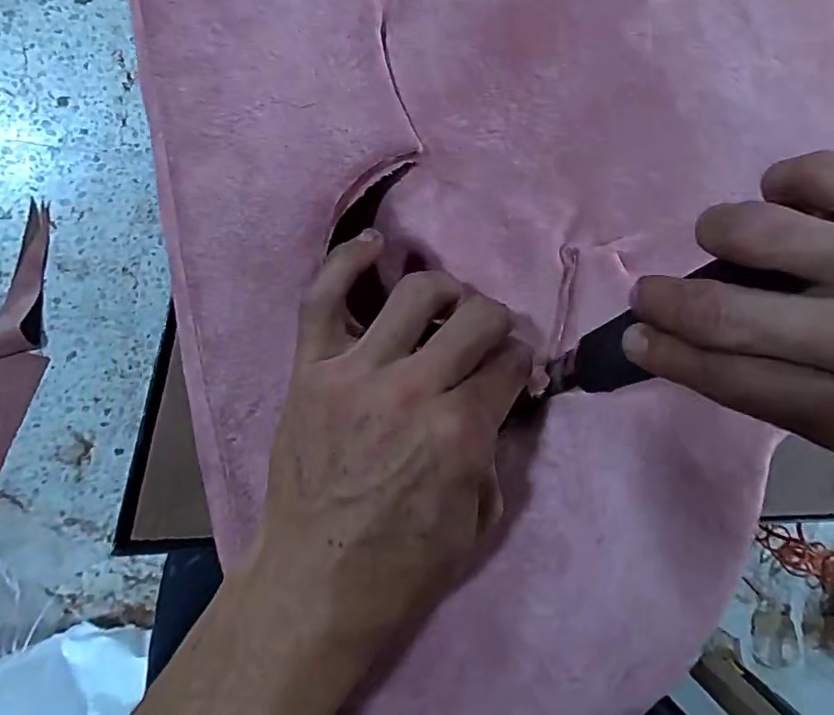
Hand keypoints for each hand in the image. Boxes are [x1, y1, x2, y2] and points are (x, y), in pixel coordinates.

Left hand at [252, 231, 531, 651]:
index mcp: (461, 430)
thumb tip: (504, 393)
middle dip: (495, 320)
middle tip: (487, 336)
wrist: (315, 587)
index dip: (522, 359)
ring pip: (416, 293)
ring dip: (445, 291)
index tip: (515, 365)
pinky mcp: (311, 370)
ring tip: (444, 306)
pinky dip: (347, 262)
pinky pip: (324, 297)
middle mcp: (414, 389)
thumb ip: (497, 445)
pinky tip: (373, 246)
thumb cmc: (405, 565)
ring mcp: (356, 373)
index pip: (510, 360)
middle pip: (476, 316)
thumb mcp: (481, 517)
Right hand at [624, 151, 833, 510]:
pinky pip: (816, 173)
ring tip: (724, 235)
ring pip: (755, 226)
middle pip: (722, 308)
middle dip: (662, 298)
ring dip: (717, 231)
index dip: (667, 354)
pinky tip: (793, 200)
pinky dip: (784, 185)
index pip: (728, 377)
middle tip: (646, 290)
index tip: (636, 336)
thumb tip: (730, 357)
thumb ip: (815, 410)